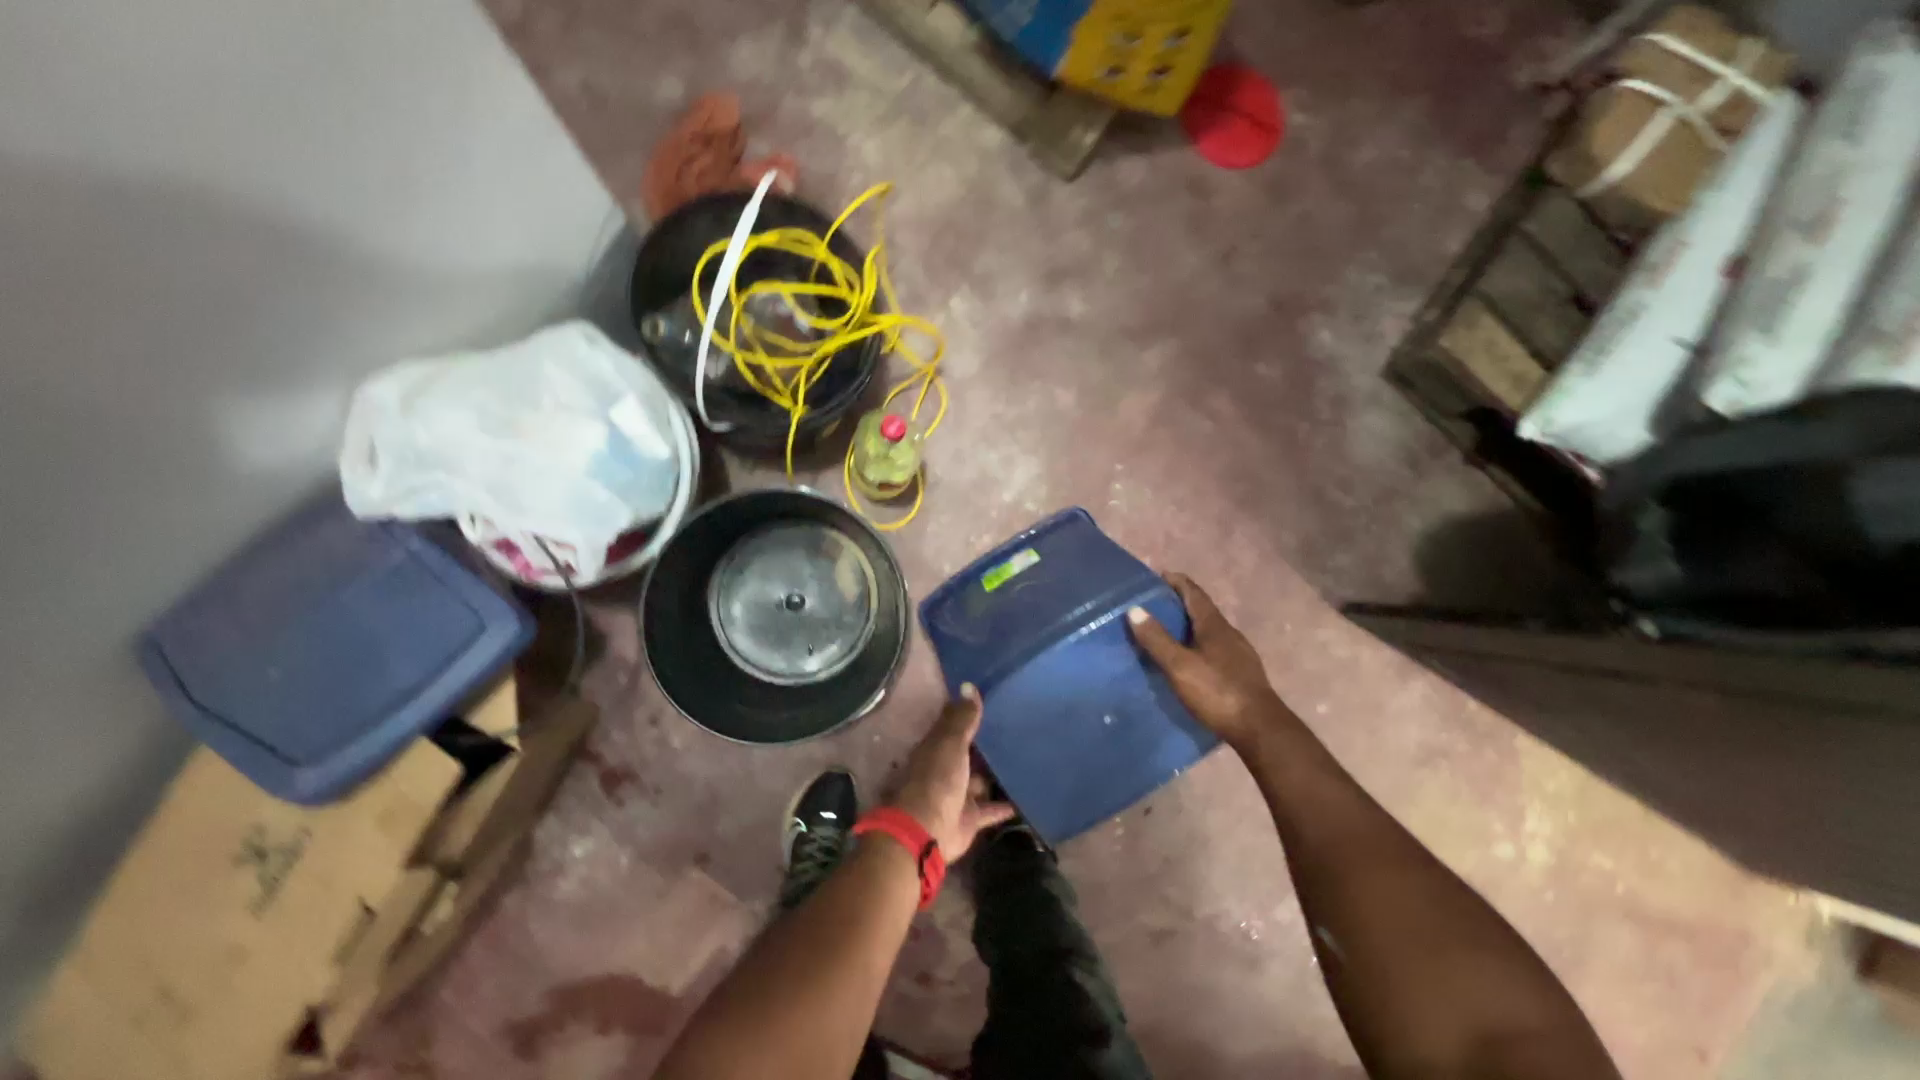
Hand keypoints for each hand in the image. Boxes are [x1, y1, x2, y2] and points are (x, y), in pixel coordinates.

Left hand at [887, 685, 1016, 858]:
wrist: (927, 832)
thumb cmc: (936, 781)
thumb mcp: (950, 744)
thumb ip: (962, 719)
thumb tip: (968, 684)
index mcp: (936, 748)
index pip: (954, 725)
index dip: (969, 713)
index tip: (993, 700)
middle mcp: (946, 769)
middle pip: (969, 754)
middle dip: (986, 745)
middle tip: (1016, 729)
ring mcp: (958, 794)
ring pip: (980, 781)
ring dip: (996, 775)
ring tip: (1024, 760)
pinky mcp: (970, 818)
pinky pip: (991, 809)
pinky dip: (1005, 806)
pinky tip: (1026, 797)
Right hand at [1127, 572, 1292, 749]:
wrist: (1259, 728)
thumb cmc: (1217, 692)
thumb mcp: (1180, 666)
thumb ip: (1157, 639)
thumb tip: (1135, 609)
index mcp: (1215, 626)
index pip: (1195, 594)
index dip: (1178, 582)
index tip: (1161, 575)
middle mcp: (1230, 634)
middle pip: (1203, 611)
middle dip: (1181, 604)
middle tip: (1157, 604)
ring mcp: (1239, 655)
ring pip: (1211, 632)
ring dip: (1190, 627)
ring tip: (1169, 632)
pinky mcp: (1242, 674)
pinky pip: (1216, 650)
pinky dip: (1199, 646)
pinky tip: (1191, 661)